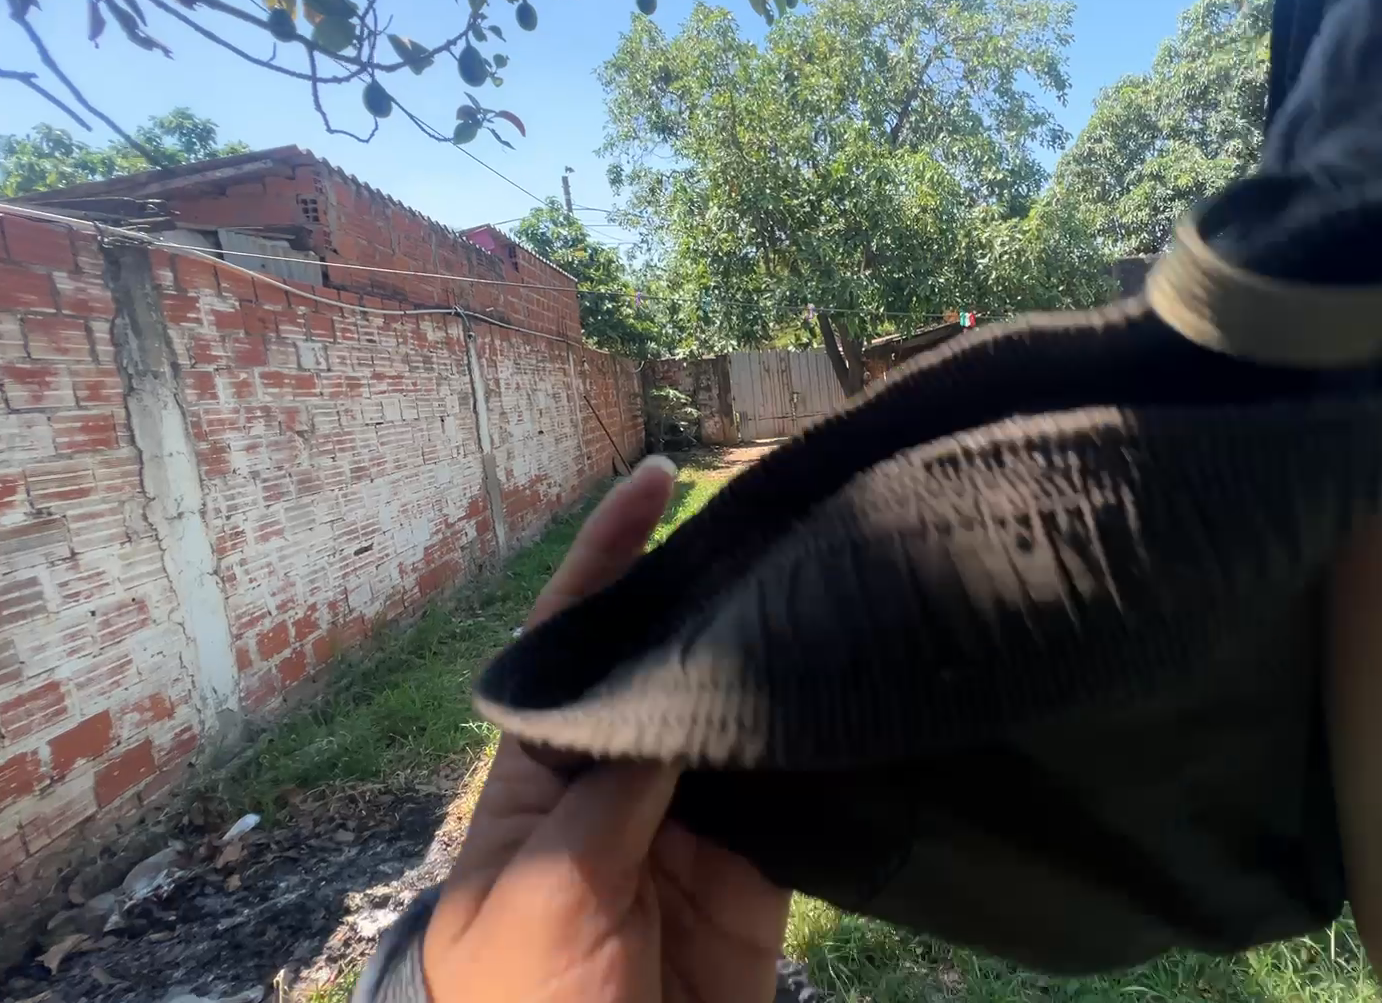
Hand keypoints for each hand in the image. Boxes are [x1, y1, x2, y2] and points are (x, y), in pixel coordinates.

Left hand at [424, 457, 792, 1001]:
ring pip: (730, 705)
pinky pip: (785, 773)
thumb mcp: (538, 901)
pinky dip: (811, 728)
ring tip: (815, 577)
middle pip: (664, 657)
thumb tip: (673, 699)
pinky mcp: (759, 847)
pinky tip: (843, 675)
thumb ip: (607, 796)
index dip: (606, 555)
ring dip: (763, 649)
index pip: (572, 637)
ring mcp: (697, 806)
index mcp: (552, 767)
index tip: (653, 481)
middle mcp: (627, 770)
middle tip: (764, 521)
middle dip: (701, 588)